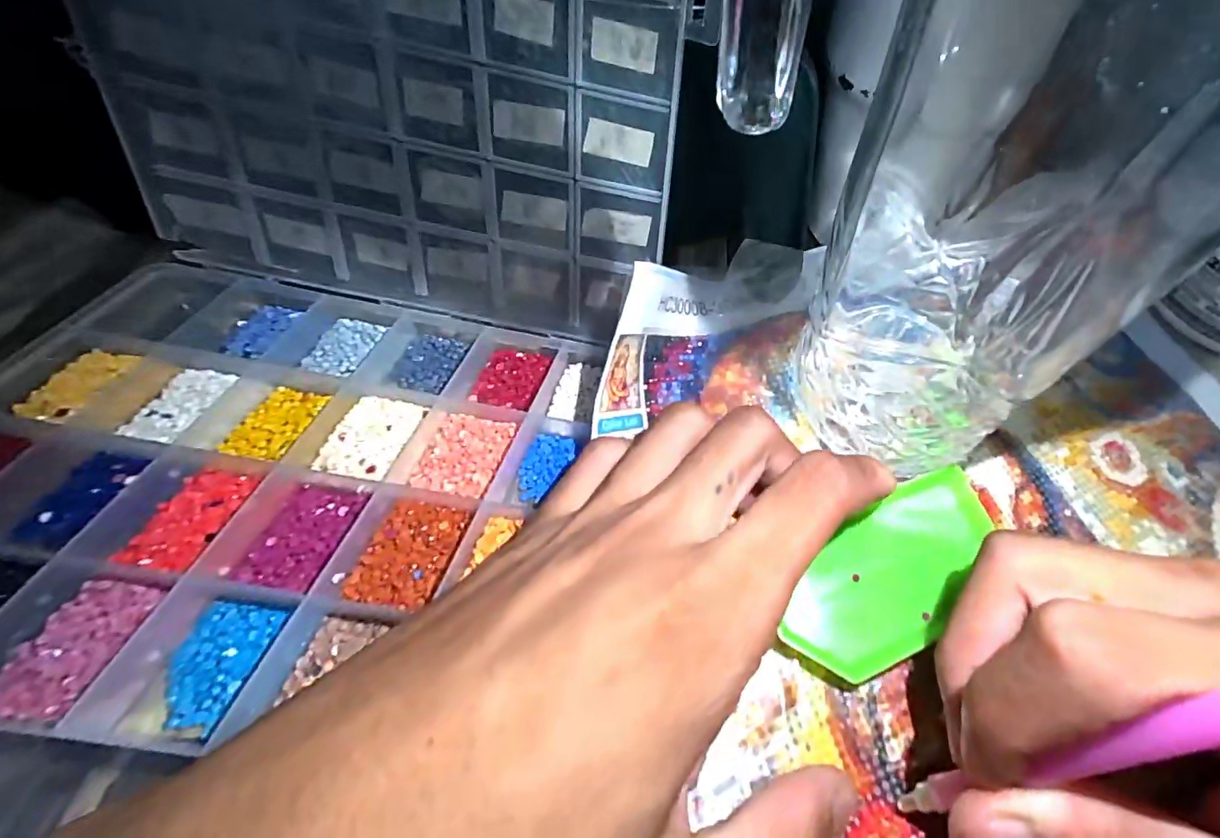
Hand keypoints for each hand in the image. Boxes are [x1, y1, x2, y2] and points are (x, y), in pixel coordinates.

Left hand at [68, 405, 894, 837]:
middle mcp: (661, 535)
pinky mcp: (533, 528)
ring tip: (732, 484)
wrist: (338, 829)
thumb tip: (839, 803)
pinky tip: (646, 495)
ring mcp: (590, 519)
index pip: (813, 490)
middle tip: (799, 500)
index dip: (861, 474)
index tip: (880, 486)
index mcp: (715, 608)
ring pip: (681, 422)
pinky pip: (610, 449)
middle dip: (792, 450)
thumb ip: (772, 830)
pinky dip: (649, 450)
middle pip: (749, 432)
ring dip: (723, 437)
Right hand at [934, 533, 1219, 837]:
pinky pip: (1053, 582)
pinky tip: (1059, 713)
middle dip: (971, 661)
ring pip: (1025, 562)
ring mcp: (1189, 570)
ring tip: (1018, 736)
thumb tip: (969, 817)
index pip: (1072, 643)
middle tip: (987, 756)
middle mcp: (1211, 590)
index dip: (1001, 716)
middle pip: (1023, 566)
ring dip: (988, 648)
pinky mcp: (1170, 576)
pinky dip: (1019, 642)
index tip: (989, 794)